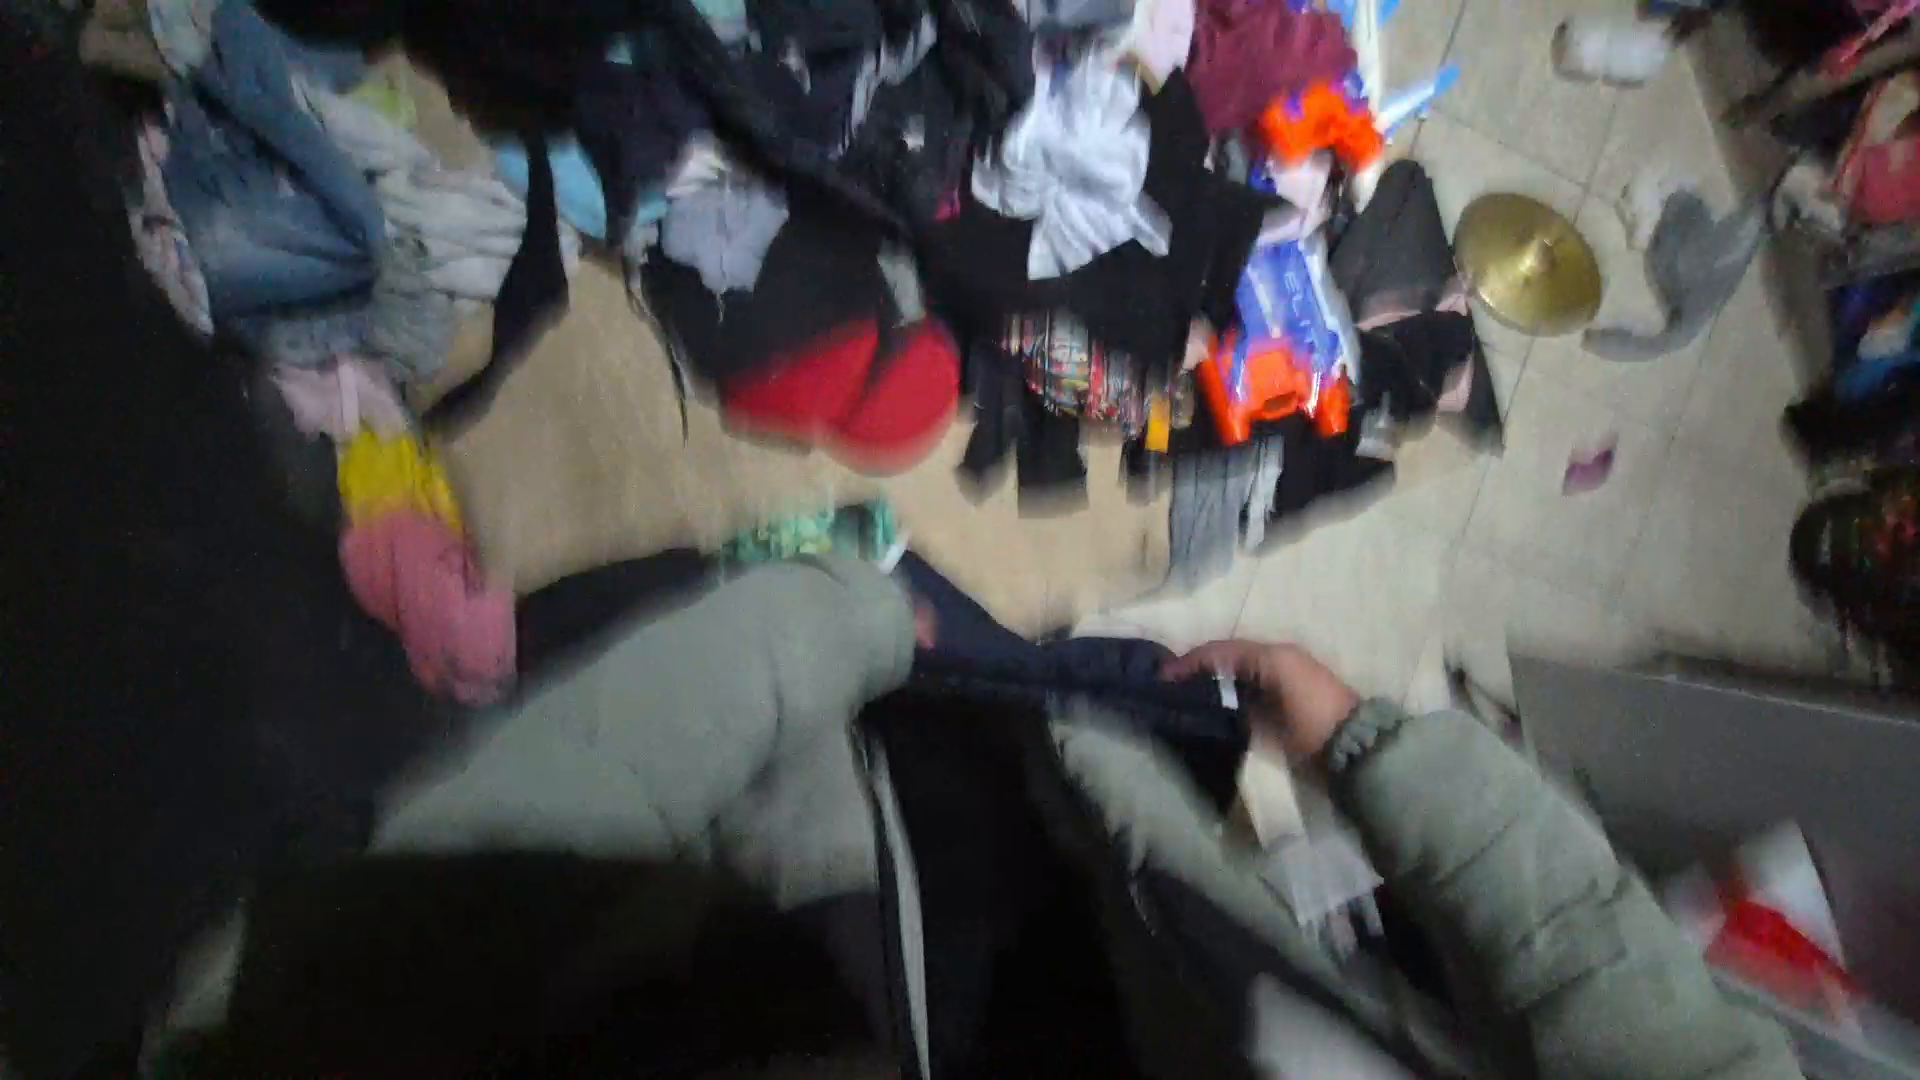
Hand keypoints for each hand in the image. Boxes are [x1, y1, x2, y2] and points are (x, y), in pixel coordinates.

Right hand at [1164, 641, 1359, 764]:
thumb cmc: (1311, 720)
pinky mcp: (1283, 702)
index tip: (1163, 677)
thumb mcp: (1272, 693)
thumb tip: (1203, 689)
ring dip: (1208, 680)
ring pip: (1233, 671)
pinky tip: (1208, 707)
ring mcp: (1280, 679)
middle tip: (1168, 686)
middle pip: (1225, 658)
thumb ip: (1237, 684)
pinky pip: (1245, 687)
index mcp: (1271, 654)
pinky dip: (1224, 691)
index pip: (1220, 650)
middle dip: (1196, 667)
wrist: (1356, 750)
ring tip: (1182, 696)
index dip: (1190, 661)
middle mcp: (1273, 659)